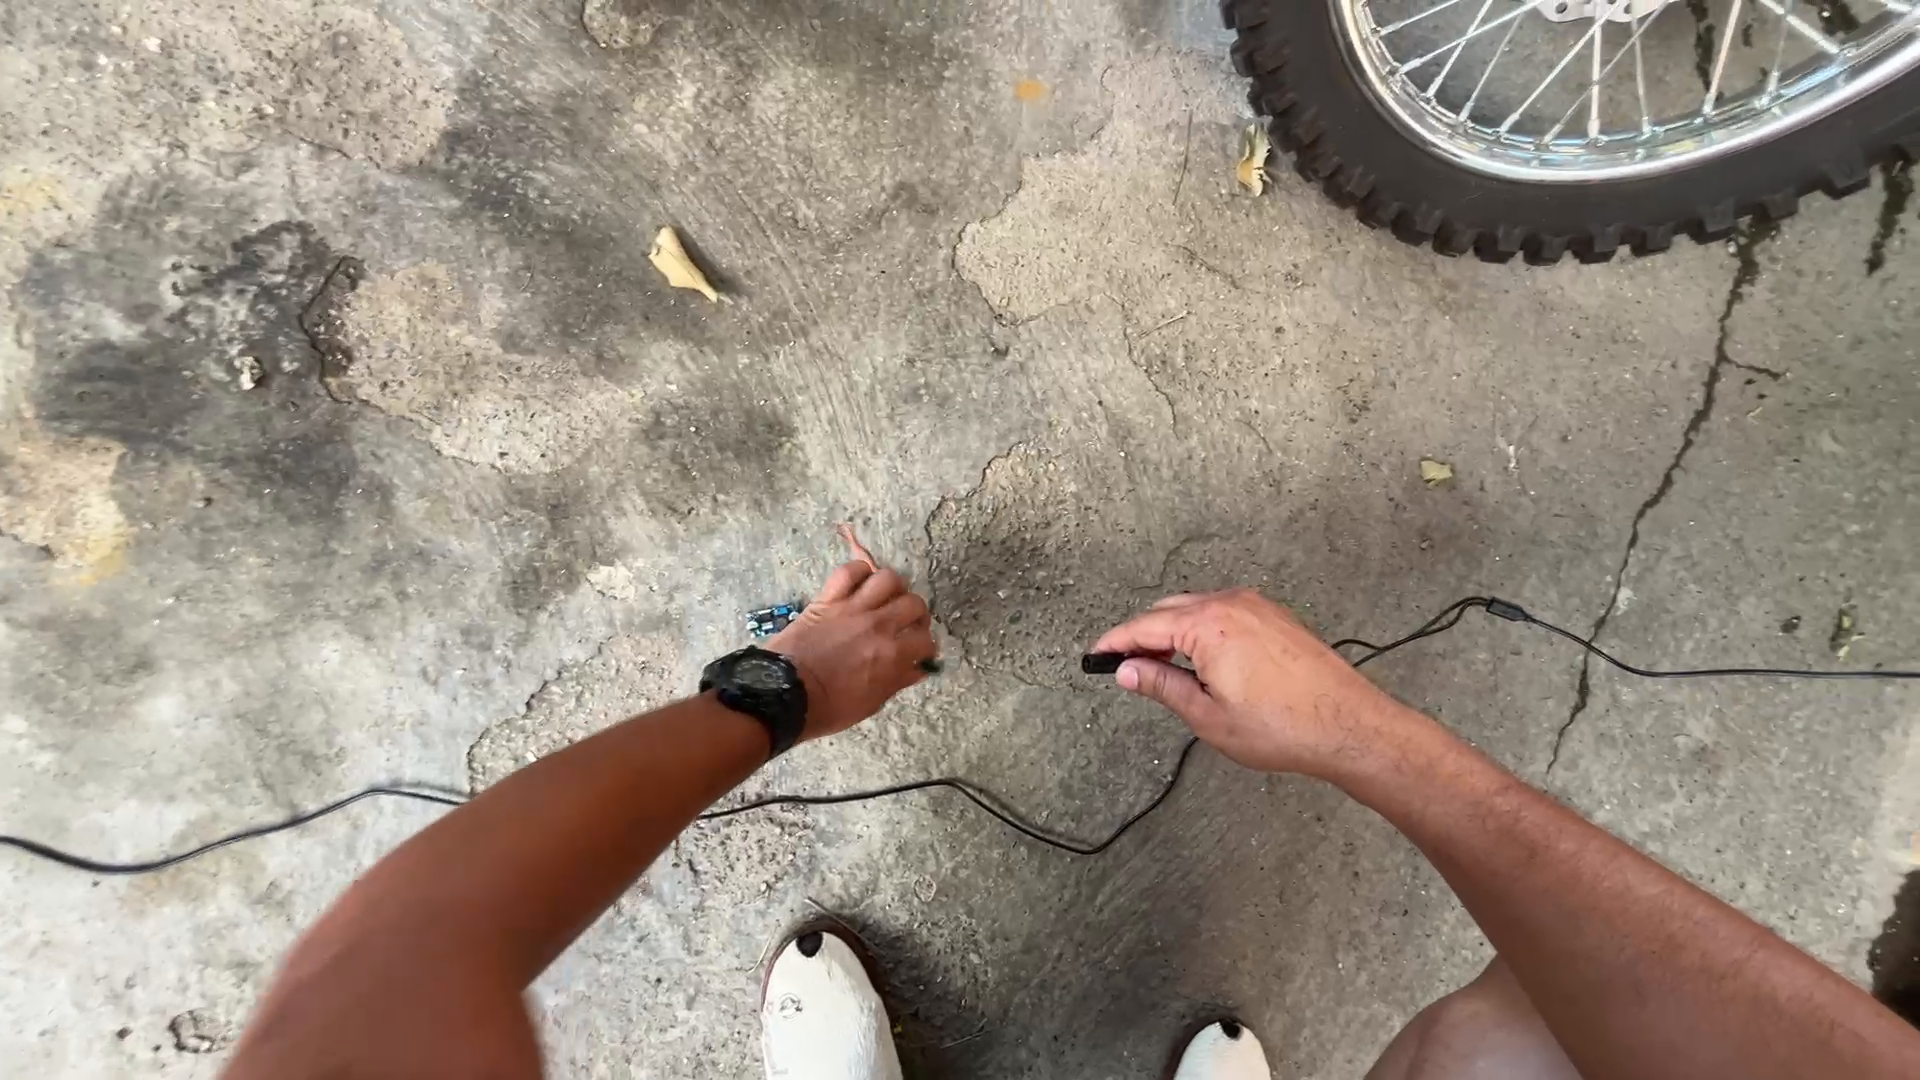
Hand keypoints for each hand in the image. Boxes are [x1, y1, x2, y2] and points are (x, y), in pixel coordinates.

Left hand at [767, 561, 936, 740]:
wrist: (784, 695)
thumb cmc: (827, 707)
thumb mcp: (870, 704)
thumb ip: (896, 682)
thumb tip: (917, 669)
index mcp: (892, 655)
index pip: (925, 640)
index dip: (926, 646)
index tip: (920, 651)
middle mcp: (878, 625)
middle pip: (914, 604)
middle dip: (916, 615)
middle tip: (907, 623)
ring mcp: (853, 609)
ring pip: (888, 579)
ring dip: (893, 588)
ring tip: (887, 598)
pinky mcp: (828, 600)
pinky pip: (849, 571)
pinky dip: (859, 571)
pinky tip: (861, 582)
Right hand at [1091, 588, 1426, 777]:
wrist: (1350, 727)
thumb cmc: (1284, 727)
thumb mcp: (1207, 716)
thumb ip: (1160, 685)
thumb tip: (1126, 671)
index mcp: (1208, 625)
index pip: (1144, 627)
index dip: (1115, 642)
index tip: (1095, 654)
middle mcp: (1230, 604)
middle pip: (1166, 610)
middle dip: (1142, 636)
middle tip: (1126, 667)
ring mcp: (1256, 606)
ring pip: (1194, 608)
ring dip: (1171, 631)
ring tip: (1162, 667)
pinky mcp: (1273, 615)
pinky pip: (1221, 610)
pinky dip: (1199, 628)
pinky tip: (1200, 657)